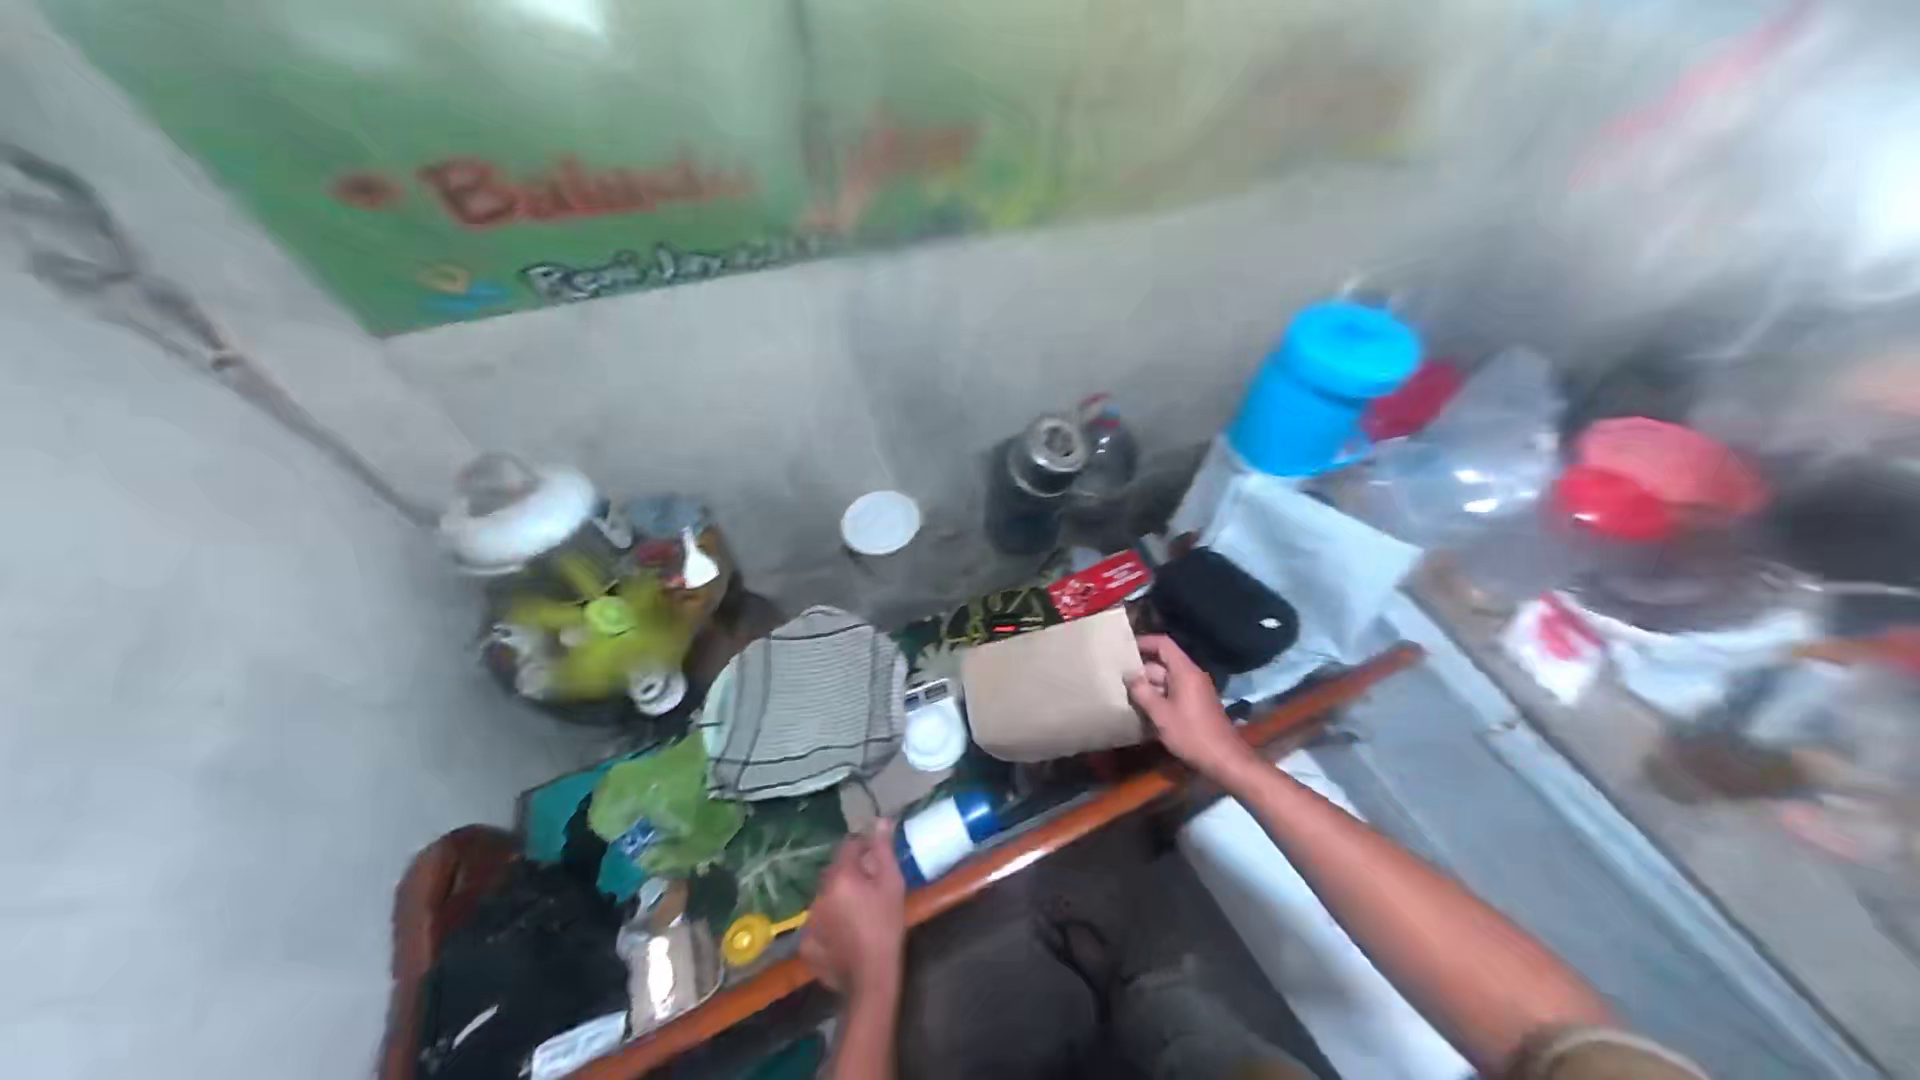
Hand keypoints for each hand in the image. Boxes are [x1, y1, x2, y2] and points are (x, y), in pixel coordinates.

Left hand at [800, 821, 906, 999]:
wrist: (871, 979)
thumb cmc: (886, 927)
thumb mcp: (892, 884)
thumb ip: (883, 849)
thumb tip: (880, 820)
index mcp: (840, 876)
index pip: (849, 846)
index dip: (865, 849)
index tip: (878, 862)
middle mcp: (819, 893)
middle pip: (836, 871)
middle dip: (852, 873)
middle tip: (873, 889)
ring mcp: (810, 920)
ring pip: (827, 896)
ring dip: (840, 897)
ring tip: (861, 913)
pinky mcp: (806, 943)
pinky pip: (819, 922)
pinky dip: (830, 922)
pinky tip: (846, 933)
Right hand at [1127, 635, 1261, 786]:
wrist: (1224, 759)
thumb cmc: (1191, 733)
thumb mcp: (1160, 714)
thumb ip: (1142, 691)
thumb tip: (1128, 675)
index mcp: (1185, 671)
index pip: (1163, 644)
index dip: (1143, 642)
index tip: (1123, 648)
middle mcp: (1191, 676)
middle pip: (1162, 663)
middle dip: (1141, 669)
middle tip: (1117, 676)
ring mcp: (1194, 691)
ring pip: (1166, 680)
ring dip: (1147, 685)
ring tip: (1125, 693)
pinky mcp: (1195, 705)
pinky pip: (1172, 692)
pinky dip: (1158, 696)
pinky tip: (1143, 709)